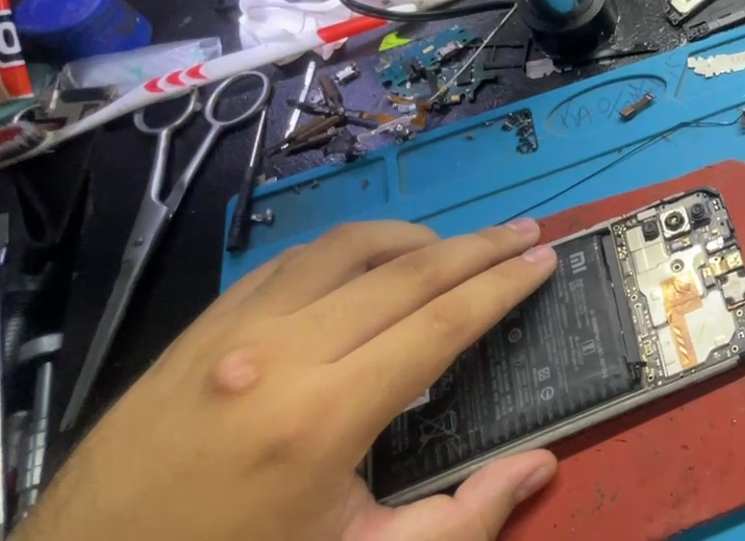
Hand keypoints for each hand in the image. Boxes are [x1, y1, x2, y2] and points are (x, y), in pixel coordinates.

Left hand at [16, 220, 559, 540]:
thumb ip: (462, 521)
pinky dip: (348, 248)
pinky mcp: (200, 329)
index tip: (544, 260)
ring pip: (348, 247)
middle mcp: (282, 354)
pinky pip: (291, 261)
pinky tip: (370, 261)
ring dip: (415, 236)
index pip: (443, 323)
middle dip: (480, 247)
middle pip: (408, 272)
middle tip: (526, 232)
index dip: (503, 286)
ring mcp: (234, 333)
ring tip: (455, 245)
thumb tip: (541, 465)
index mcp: (324, 418)